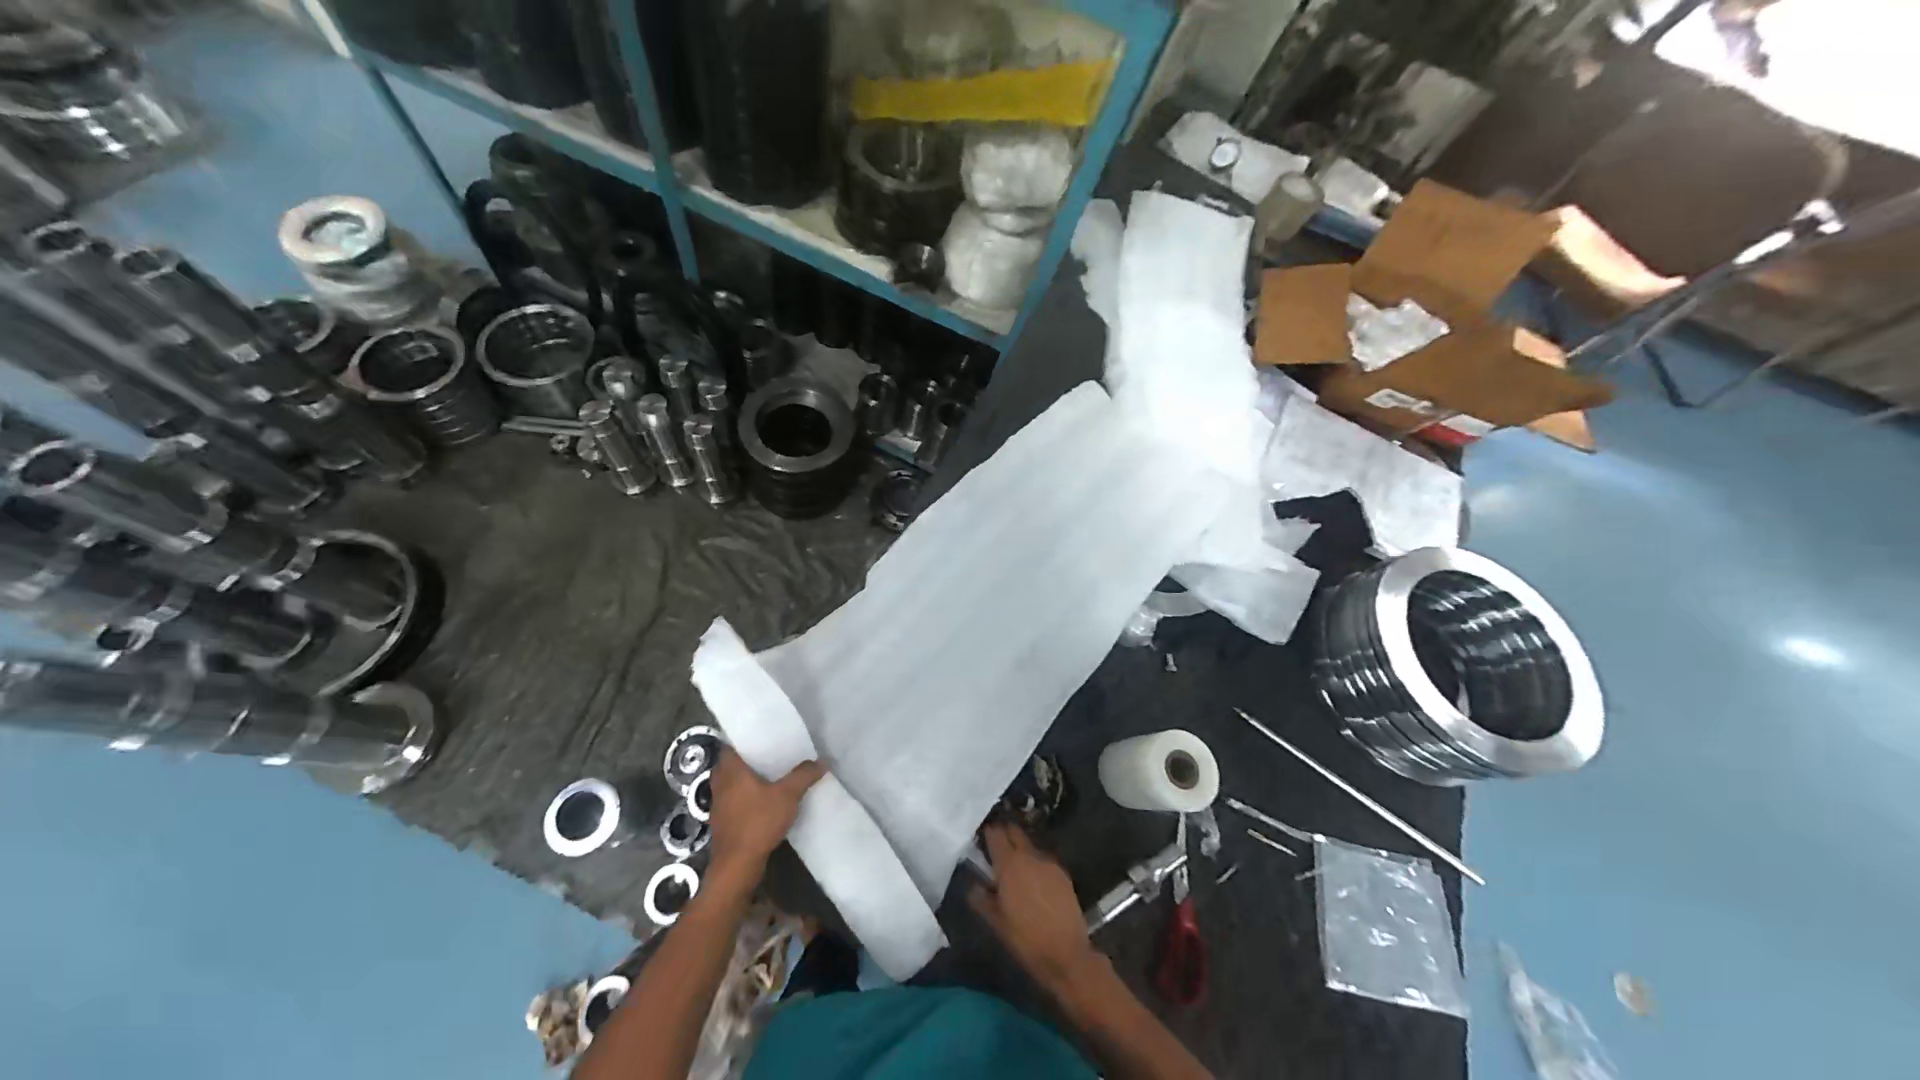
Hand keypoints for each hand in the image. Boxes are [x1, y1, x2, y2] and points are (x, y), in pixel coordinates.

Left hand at [707, 749, 822, 879]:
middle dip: (750, 757)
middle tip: (773, 751)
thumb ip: (803, 775)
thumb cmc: (758, 822)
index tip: (763, 734)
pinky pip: (735, 798)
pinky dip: (747, 794)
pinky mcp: (723, 820)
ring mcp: (718, 803)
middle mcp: (719, 783)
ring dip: (748, 777)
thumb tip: (821, 761)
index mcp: (730, 770)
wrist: (737, 865)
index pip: (731, 744)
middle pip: (732, 762)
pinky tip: (765, 798)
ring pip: (733, 782)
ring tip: (772, 772)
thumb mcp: (787, 795)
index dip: (745, 738)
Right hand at [969, 822, 1100, 989]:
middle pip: (1015, 832)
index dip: (988, 833)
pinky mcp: (1063, 873)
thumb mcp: (997, 923)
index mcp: (1009, 866)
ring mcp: (1049, 863)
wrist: (1066, 954)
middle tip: (997, 846)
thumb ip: (982, 899)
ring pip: (1030, 845)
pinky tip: (1034, 880)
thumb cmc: (1026, 940)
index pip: (996, 834)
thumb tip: (974, 886)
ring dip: (1021, 849)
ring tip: (1015, 866)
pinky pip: (1043, 860)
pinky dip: (1035, 863)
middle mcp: (1029, 857)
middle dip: (1005, 834)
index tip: (982, 837)